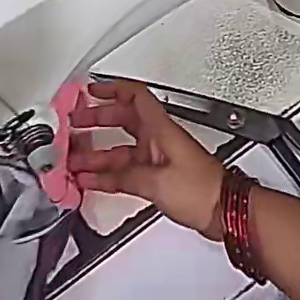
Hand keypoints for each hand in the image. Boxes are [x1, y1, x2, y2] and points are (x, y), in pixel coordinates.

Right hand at [67, 79, 225, 238]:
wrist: (225, 210)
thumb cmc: (204, 189)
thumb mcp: (157, 182)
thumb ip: (126, 176)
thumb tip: (103, 175)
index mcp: (161, 129)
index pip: (135, 96)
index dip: (112, 88)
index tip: (92, 90)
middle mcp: (159, 139)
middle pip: (123, 119)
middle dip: (96, 119)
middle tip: (75, 122)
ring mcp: (158, 157)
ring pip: (121, 148)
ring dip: (97, 152)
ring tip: (74, 158)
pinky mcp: (159, 176)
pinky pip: (126, 169)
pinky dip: (107, 173)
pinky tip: (92, 179)